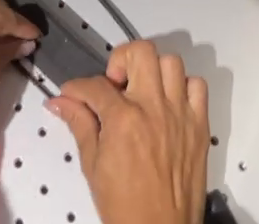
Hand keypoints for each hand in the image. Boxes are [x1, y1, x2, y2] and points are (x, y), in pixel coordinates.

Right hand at [45, 40, 209, 223]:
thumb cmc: (123, 206)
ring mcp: (180, 114)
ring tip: (142, 91)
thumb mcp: (92, 166)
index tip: (72, 94)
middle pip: (141, 52)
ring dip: (153, 71)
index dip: (77, 87)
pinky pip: (198, 86)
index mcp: (123, 119)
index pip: (94, 85)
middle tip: (114, 84)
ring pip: (171, 62)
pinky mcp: (200, 125)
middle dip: (121, 60)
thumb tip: (59, 102)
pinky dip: (184, 87)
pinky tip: (169, 103)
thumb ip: (79, 124)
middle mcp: (154, 108)